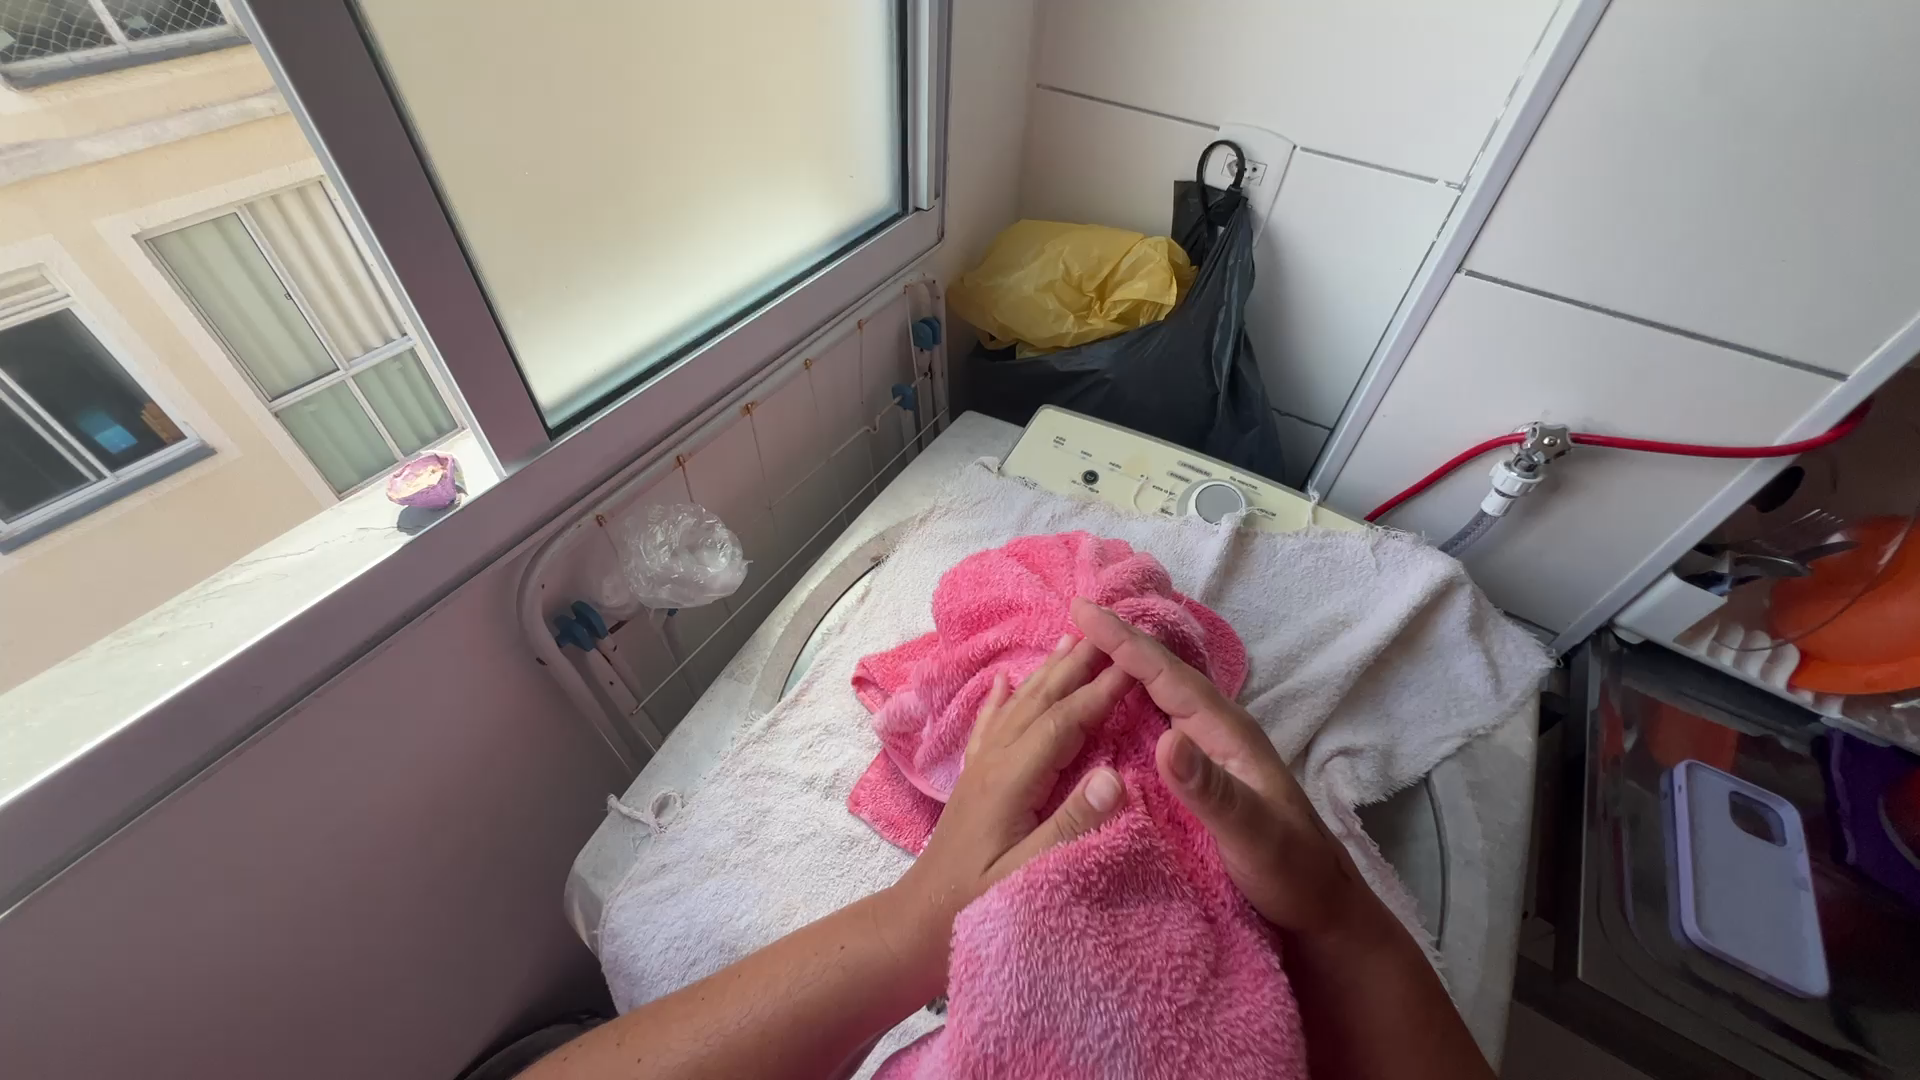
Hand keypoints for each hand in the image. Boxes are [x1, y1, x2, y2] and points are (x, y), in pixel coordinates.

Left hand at [890, 634, 1132, 950]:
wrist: (916, 923)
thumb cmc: (976, 905)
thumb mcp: (1028, 875)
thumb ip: (1072, 826)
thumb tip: (1116, 775)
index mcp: (1012, 778)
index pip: (1064, 722)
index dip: (1099, 691)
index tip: (1133, 664)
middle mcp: (994, 760)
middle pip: (1039, 701)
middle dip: (1075, 665)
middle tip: (1107, 632)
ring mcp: (980, 766)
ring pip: (1017, 705)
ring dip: (1046, 672)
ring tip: (1069, 640)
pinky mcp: (973, 778)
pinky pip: (988, 726)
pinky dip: (999, 698)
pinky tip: (1002, 680)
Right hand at [1071, 597, 1377, 939]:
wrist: (1318, 907)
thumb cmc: (1291, 870)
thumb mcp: (1253, 834)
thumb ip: (1211, 790)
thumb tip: (1164, 740)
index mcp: (1224, 729)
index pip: (1165, 675)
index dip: (1122, 641)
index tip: (1082, 610)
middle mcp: (1212, 728)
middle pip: (1157, 673)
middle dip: (1116, 641)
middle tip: (1073, 615)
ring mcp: (1204, 748)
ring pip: (1154, 694)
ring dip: (1118, 666)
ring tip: (1078, 648)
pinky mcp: (1195, 770)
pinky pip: (1151, 721)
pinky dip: (1122, 702)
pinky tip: (1103, 705)